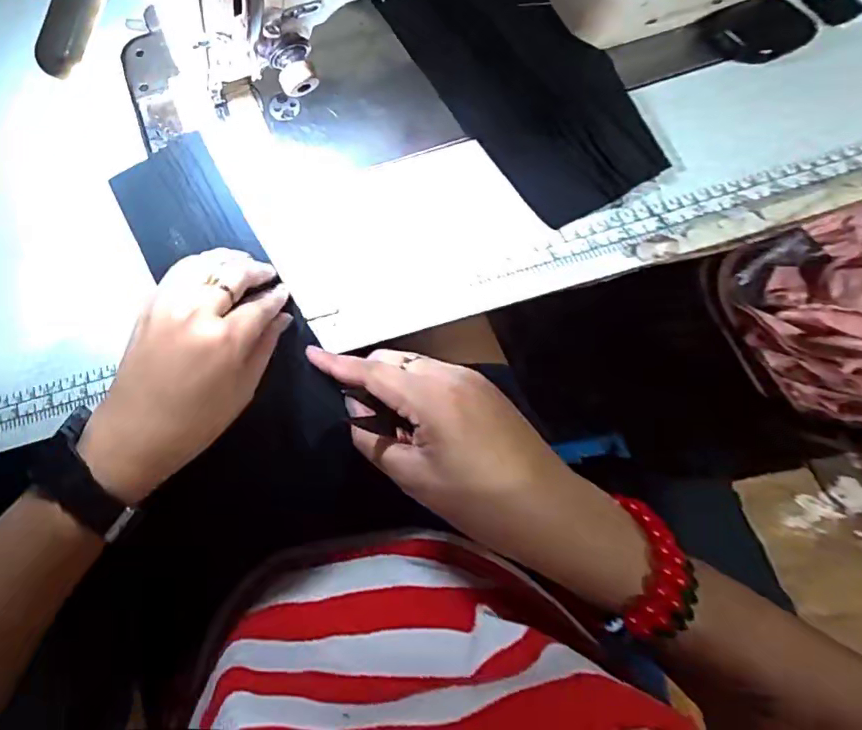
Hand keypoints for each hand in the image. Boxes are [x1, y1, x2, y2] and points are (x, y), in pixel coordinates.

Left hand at [77, 249, 291, 504]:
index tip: (285, 291)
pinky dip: (200, 264)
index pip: (261, 305)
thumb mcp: (242, 391)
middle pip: (234, 274)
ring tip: (243, 264)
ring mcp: (170, 304)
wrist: (133, 433)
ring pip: (205, 263)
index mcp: (224, 339)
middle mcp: (197, 312)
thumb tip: (281, 317)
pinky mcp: (150, 304)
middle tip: (269, 274)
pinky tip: (212, 269)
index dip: (277, 296)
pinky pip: (180, 271)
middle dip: (257, 271)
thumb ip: (264, 347)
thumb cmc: (194, 423)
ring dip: (229, 260)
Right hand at [307, 346, 650, 610]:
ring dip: (392, 381)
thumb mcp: (414, 477)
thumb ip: (374, 440)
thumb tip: (356, 415)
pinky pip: (435, 375)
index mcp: (428, 393)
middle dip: (366, 374)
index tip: (311, 353)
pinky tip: (415, 418)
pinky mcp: (483, 388)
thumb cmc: (477, 500)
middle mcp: (447, 373)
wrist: (551, 509)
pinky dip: (415, 387)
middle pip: (392, 360)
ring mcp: (469, 377)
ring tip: (384, 418)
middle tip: (352, 406)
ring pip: (414, 365)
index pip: (371, 370)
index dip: (338, 364)